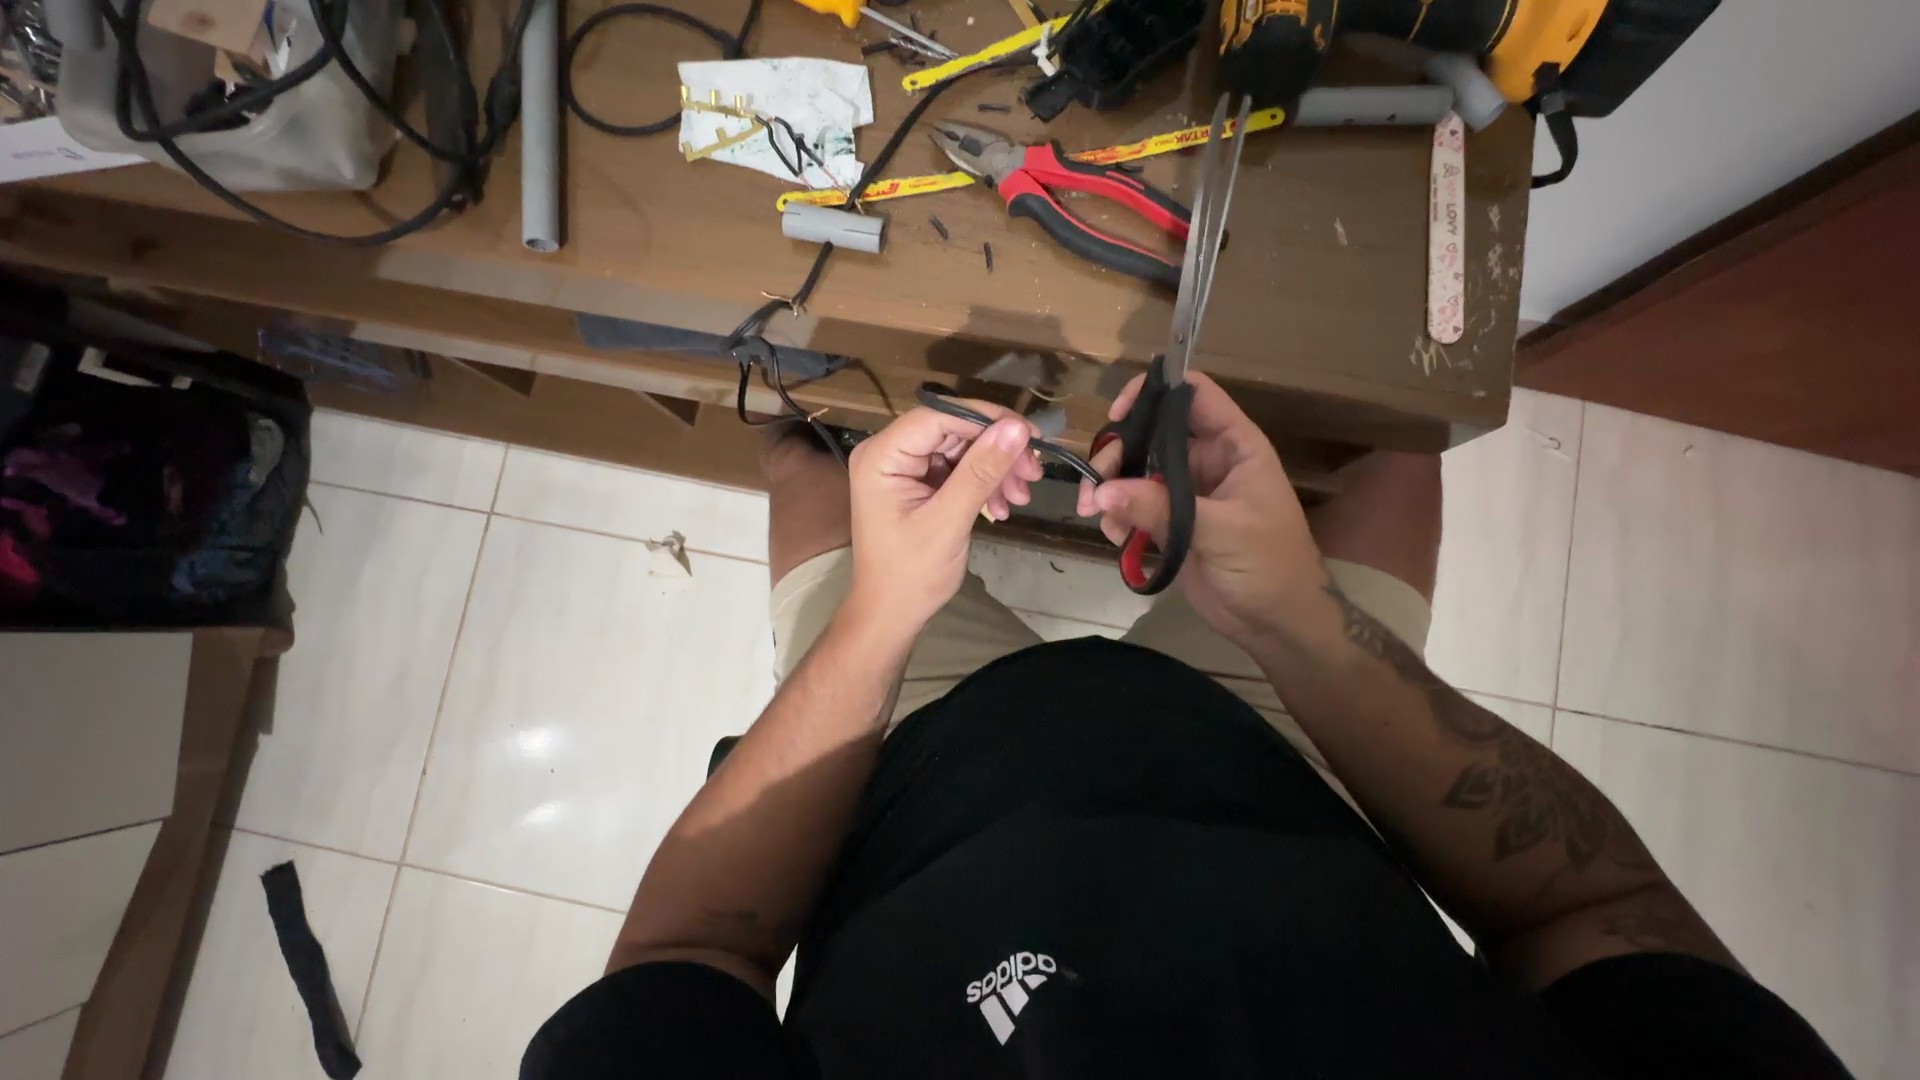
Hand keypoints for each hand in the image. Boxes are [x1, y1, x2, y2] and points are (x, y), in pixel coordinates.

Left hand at [843, 402, 1042, 639]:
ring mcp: (903, 468)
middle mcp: (889, 453)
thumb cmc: (911, 573)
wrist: (892, 614)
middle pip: (953, 430)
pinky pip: (958, 469)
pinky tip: (1003, 507)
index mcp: (882, 456)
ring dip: (996, 469)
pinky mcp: (918, 484)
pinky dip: (984, 483)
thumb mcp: (949, 520)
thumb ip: (981, 471)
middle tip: (1034, 471)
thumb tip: (1018, 427)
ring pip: (961, 449)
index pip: (939, 416)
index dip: (986, 419)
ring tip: (1021, 497)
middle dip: (996, 450)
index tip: (1030, 435)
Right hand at [1075, 372, 1324, 648]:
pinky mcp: (1170, 524)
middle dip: (1118, 454)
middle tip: (1094, 486)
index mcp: (1234, 446)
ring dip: (1110, 488)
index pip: (1193, 396)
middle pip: (1152, 434)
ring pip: (1136, 471)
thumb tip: (1104, 492)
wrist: (1276, 623)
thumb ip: (1163, 508)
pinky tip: (1115, 538)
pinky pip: (1133, 507)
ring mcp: (1186, 493)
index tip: (1117, 414)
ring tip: (1093, 513)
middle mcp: (1207, 462)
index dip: (1155, 392)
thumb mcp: (1222, 531)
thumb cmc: (1270, 566)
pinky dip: (1117, 517)